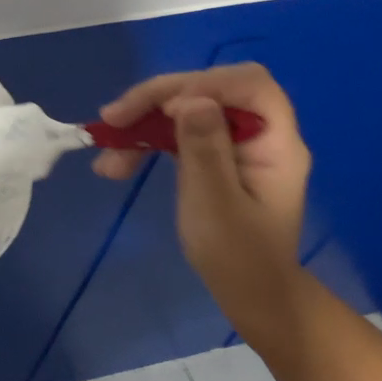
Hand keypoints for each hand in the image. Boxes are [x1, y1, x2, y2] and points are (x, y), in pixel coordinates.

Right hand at [94, 63, 313, 344]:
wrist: (251, 296)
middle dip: (158, 100)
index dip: (203, 84)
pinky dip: (146, 141)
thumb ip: (204, 149)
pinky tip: (116, 162)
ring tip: (105, 152)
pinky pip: (177, 131)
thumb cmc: (238, 257)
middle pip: (209, 89)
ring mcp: (235, 142)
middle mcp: (259, 132)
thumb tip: (192, 99)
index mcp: (276, 142)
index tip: (162, 109)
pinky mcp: (213, 153)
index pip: (247, 85)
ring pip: (186, 108)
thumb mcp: (216, 205)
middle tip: (113, 120)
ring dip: (142, 123)